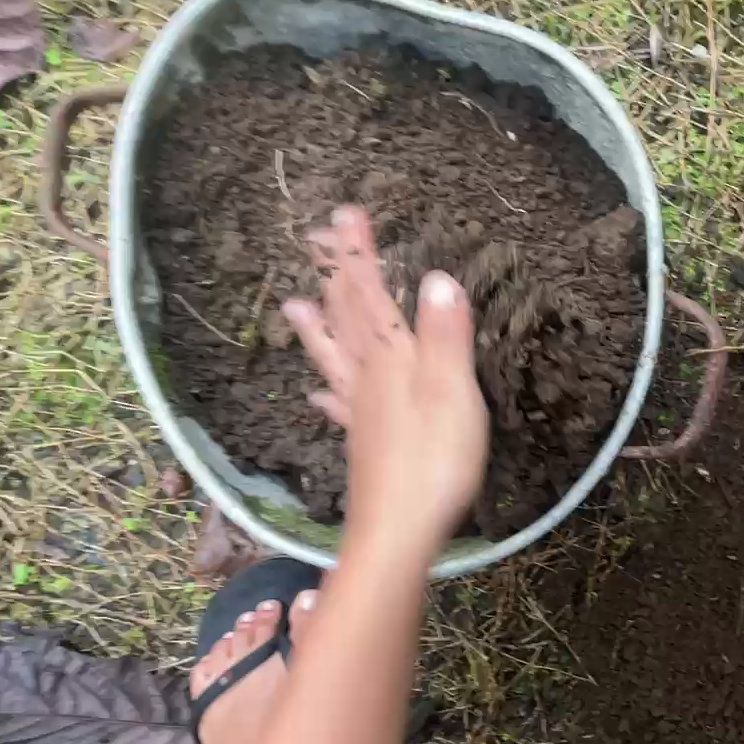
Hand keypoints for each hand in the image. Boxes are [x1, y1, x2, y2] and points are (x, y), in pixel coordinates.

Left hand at [283, 206, 487, 561]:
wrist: (399, 529)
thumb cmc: (434, 460)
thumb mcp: (452, 392)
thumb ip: (446, 336)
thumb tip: (437, 277)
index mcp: (392, 361)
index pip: (371, 295)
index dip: (358, 255)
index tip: (344, 214)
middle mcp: (369, 379)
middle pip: (347, 319)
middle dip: (336, 277)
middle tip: (316, 239)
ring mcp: (362, 412)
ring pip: (335, 359)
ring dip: (317, 329)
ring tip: (291, 304)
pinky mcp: (365, 443)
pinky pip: (340, 408)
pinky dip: (328, 394)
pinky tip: (317, 394)